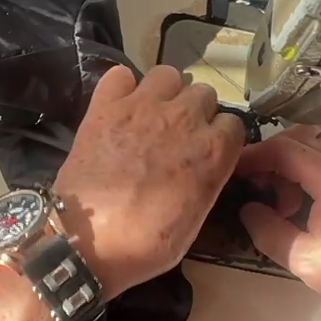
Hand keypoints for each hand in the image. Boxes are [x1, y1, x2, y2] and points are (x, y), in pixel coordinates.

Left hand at [53, 65, 245, 294]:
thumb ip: (205, 183)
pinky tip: (117, 106)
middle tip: (175, 137)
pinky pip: (120, 75)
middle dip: (193, 113)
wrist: (88, 240)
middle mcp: (185, 119)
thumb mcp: (194, 222)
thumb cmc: (146, 244)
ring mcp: (143, 107)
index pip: (233, 124)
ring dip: (164, 92)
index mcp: (212, 151)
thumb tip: (200, 171)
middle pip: (203, 95)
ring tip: (150, 115)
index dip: (218, 138)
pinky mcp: (105, 106)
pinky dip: (121, 87)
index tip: (204, 152)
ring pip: (167, 75)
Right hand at [235, 125, 320, 320]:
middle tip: (254, 185)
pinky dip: (311, 178)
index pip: (286, 149)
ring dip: (293, 170)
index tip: (232, 169)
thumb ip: (269, 231)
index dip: (254, 155)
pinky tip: (304, 212)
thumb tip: (248, 211)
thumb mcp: (303, 259)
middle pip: (304, 140)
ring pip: (320, 153)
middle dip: (273, 158)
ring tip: (281, 207)